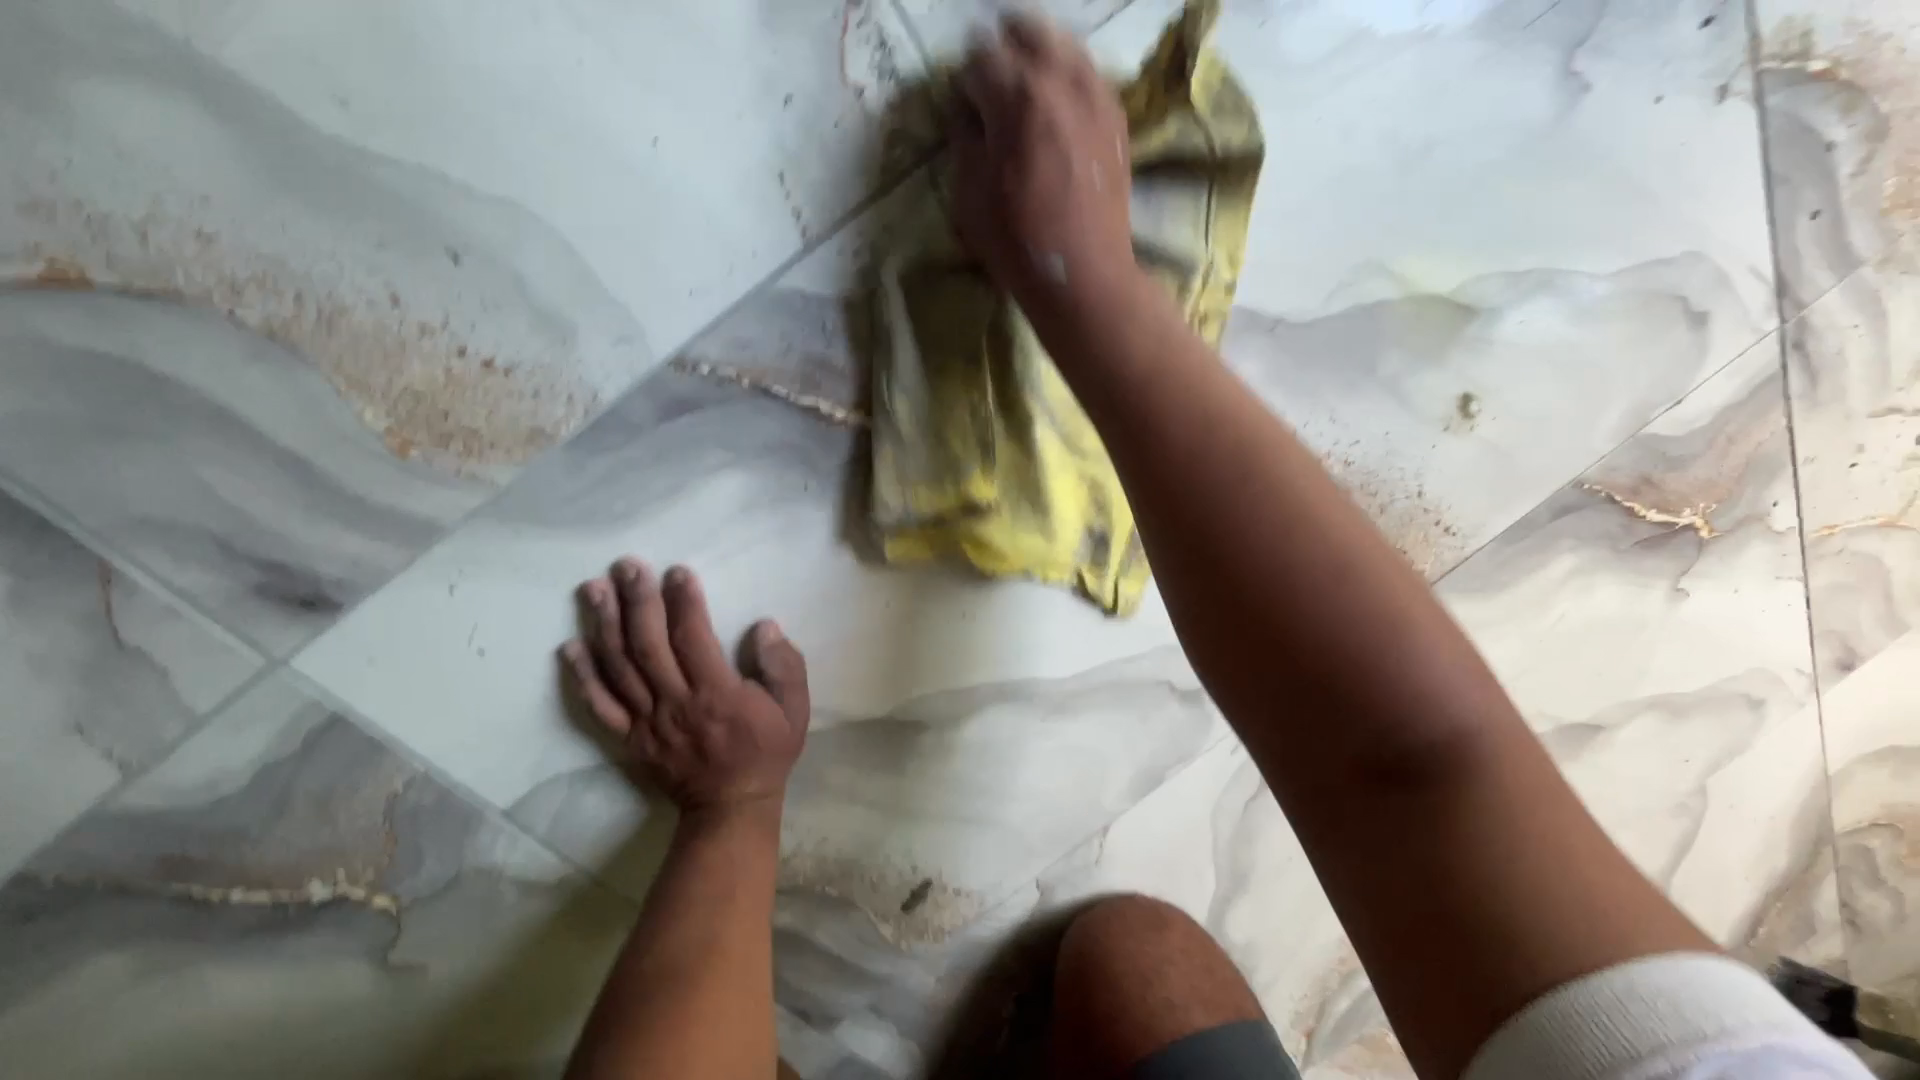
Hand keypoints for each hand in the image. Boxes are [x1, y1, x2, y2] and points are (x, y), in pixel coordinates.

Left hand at [561, 559, 809, 821]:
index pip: (694, 638)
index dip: (684, 602)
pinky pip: (601, 706)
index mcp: (717, 694)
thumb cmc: (766, 752)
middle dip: (637, 602)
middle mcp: (676, 703)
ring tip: (594, 589)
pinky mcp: (630, 737)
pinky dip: (583, 676)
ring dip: (605, 626)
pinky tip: (570, 646)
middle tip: (627, 566)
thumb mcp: (795, 710)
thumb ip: (784, 666)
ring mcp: (648, 721)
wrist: (731, 806)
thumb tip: (764, 627)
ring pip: (620, 668)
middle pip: (648, 646)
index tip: (677, 572)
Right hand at [951, 13, 1137, 316]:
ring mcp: (1095, 96)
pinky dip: (1069, 75)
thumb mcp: (968, 194)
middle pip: (1028, 31)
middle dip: (1004, 47)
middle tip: (992, 75)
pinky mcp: (1116, 118)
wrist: (1083, 276)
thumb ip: (965, 137)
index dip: (965, 80)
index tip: (963, 104)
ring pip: (1064, 44)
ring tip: (1025, 81)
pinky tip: (1057, 101)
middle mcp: (1060, 81)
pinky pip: (1090, 73)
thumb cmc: (1016, 242)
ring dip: (1039, 54)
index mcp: (1016, 97)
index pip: (980, 58)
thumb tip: (970, 111)